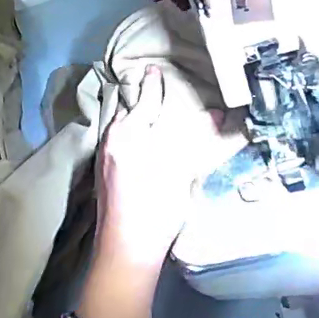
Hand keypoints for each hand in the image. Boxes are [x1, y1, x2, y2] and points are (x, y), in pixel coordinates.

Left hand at [90, 66, 242, 280]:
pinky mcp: (101, 171)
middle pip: (126, 109)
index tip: (154, 69)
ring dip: (130, 113)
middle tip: (151, 83)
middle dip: (138, 95)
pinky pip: (113, 137)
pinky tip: (135, 137)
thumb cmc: (156, 211)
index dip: (154, 84)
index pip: (146, 101)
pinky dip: (125, 129)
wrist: (126, 249)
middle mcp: (112, 140)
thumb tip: (216, 116)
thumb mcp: (182, 173)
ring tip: (145, 108)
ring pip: (117, 123)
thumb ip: (197, 141)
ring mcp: (104, 156)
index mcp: (130, 136)